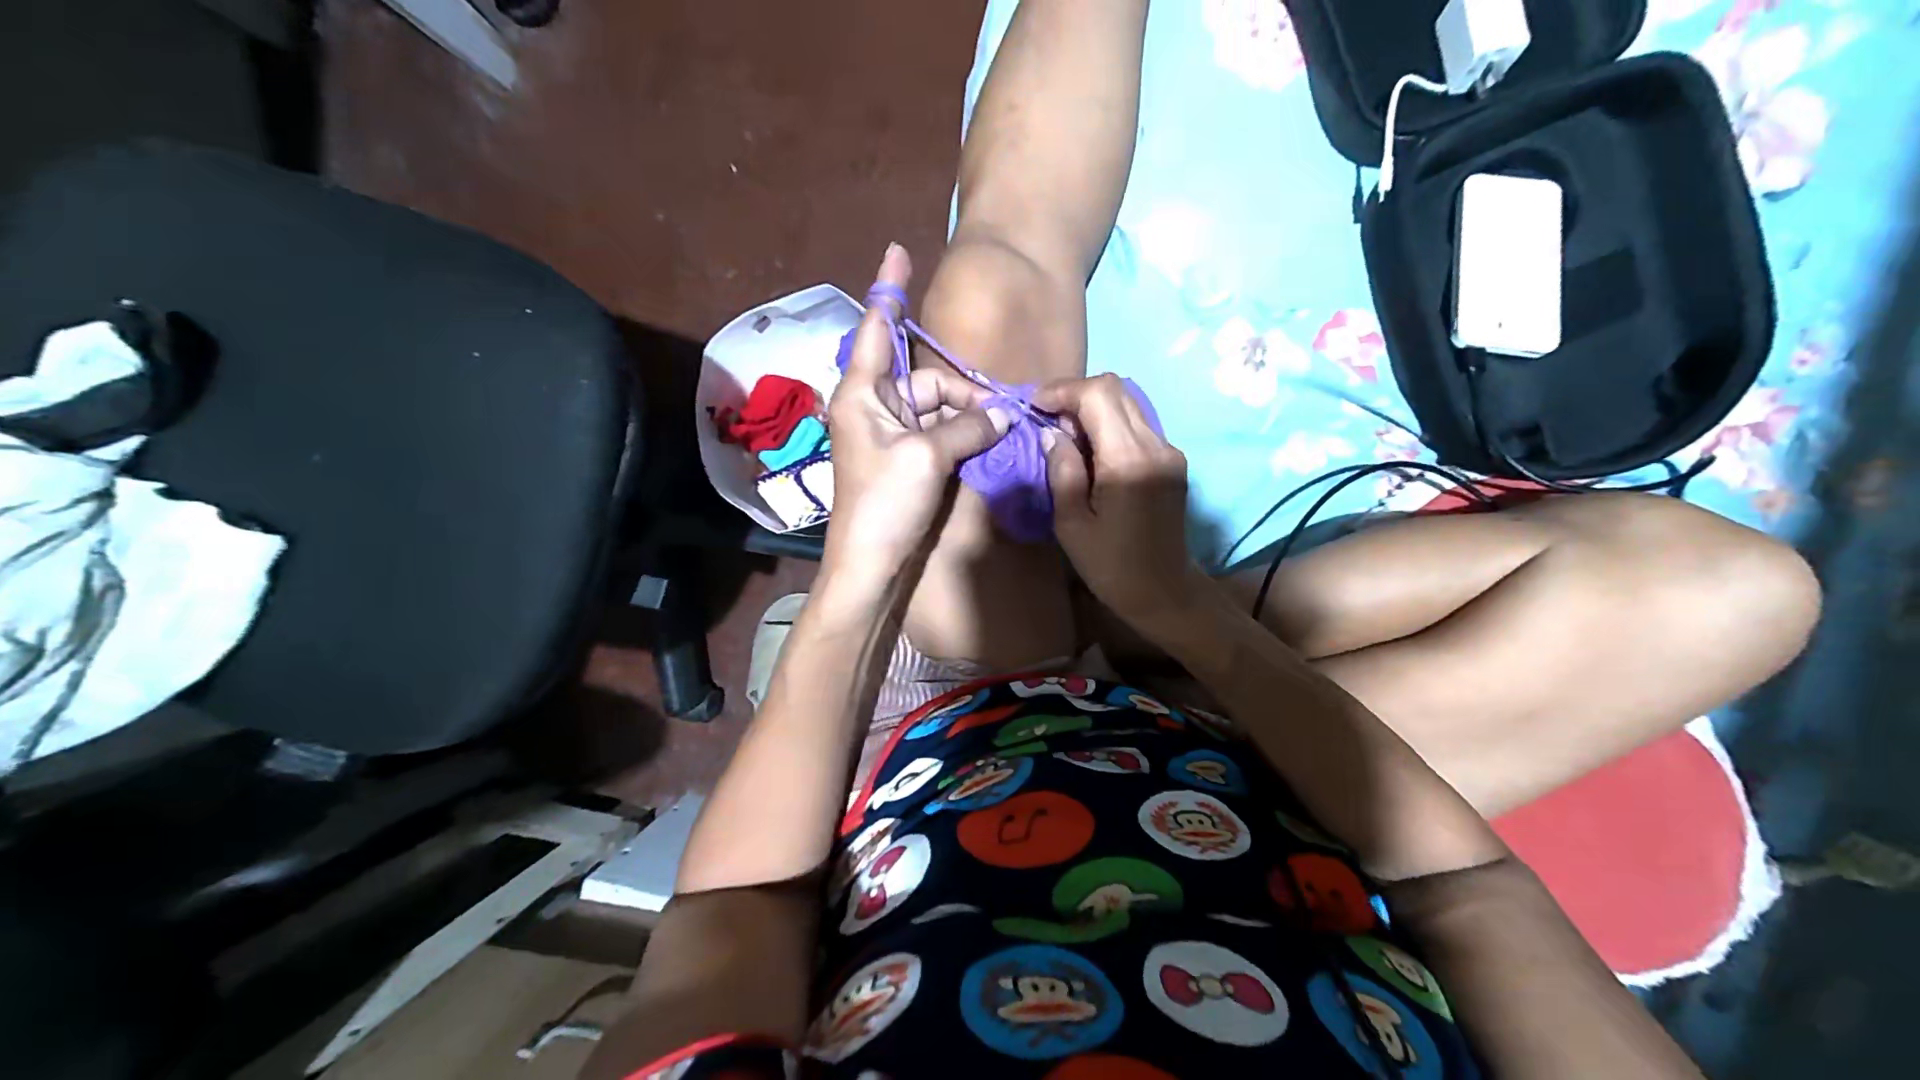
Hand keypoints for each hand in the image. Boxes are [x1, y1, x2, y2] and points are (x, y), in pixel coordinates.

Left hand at [825, 244, 1011, 576]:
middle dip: (963, 390)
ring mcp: (889, 434)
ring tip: (999, 431)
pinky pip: (937, 431)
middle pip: (925, 378)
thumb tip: (1003, 415)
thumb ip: (968, 426)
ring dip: (967, 416)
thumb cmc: (886, 502)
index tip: (898, 250)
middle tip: (1002, 413)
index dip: (890, 289)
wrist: (871, 563)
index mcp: (863, 392)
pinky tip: (986, 441)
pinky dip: (960, 434)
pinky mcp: (904, 458)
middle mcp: (874, 406)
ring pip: (936, 407)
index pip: (878, 328)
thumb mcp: (928, 456)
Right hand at [1037, 374, 1207, 630]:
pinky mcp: (1172, 460)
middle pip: (1116, 388)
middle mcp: (1155, 446)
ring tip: (1065, 433)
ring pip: (1128, 402)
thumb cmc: (1111, 566)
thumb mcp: (1072, 524)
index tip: (1034, 408)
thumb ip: (1062, 471)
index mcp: (1128, 461)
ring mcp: (1169, 451)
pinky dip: (1109, 423)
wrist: (1164, 592)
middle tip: (1046, 418)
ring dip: (1092, 407)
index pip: (1098, 395)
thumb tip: (1052, 433)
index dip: (1062, 391)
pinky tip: (1090, 450)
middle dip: (1075, 394)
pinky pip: (1137, 423)